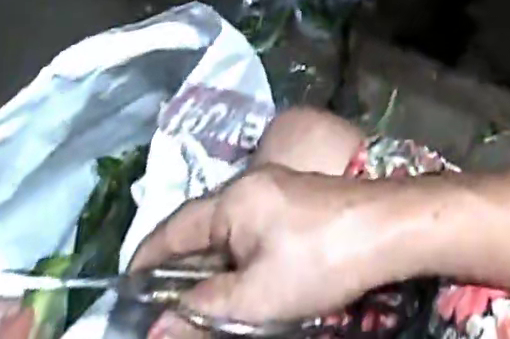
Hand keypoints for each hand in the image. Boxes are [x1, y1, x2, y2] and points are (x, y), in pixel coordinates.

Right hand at [129, 165, 407, 333]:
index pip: (174, 228)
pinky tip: (242, 279)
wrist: (383, 229)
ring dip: (211, 263)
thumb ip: (204, 310)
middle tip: (163, 307)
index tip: (126, 291)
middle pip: (199, 227)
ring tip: (200, 301)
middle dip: (179, 266)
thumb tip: (157, 328)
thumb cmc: (316, 261)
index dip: (147, 259)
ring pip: (226, 229)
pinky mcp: (294, 199)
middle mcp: (248, 185)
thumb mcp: (256, 296)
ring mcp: (274, 188)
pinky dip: (237, 255)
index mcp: (231, 198)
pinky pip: (250, 227)